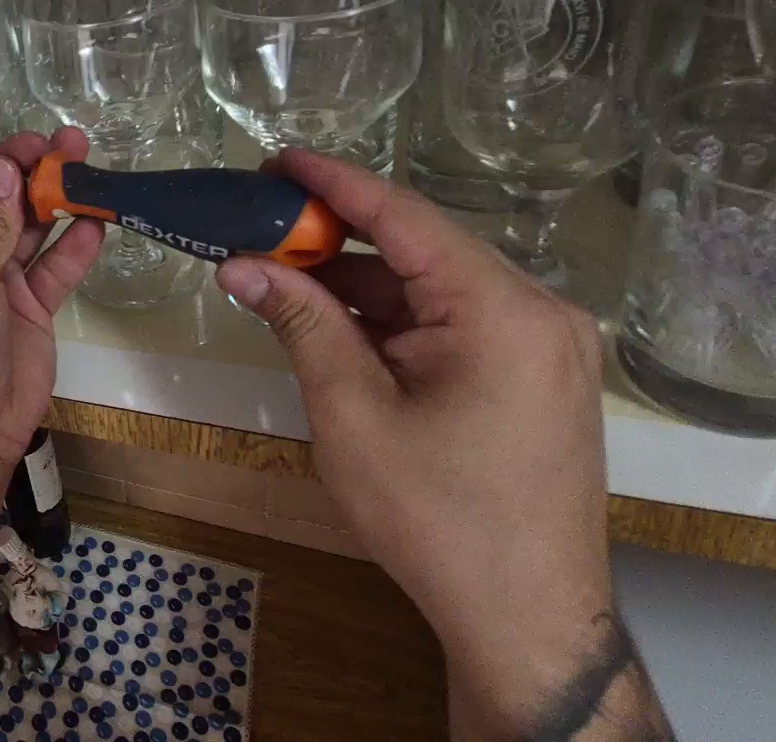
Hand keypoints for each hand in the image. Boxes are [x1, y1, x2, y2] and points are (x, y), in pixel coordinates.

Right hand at [214, 150, 619, 732]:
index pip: (405, 218)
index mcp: (502, 312)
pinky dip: (384, 316)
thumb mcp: (351, 411)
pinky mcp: (527, 372)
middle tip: (260, 223)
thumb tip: (237, 264)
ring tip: (278, 274)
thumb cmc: (433, 513)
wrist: (521, 617)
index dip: (334, 182)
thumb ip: (301, 322)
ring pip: (427, 285)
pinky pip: (445, 320)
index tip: (277, 159)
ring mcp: (538, 343)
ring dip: (354, 281)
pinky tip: (328, 320)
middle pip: (417, 248)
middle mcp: (536, 311)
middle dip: (334, 236)